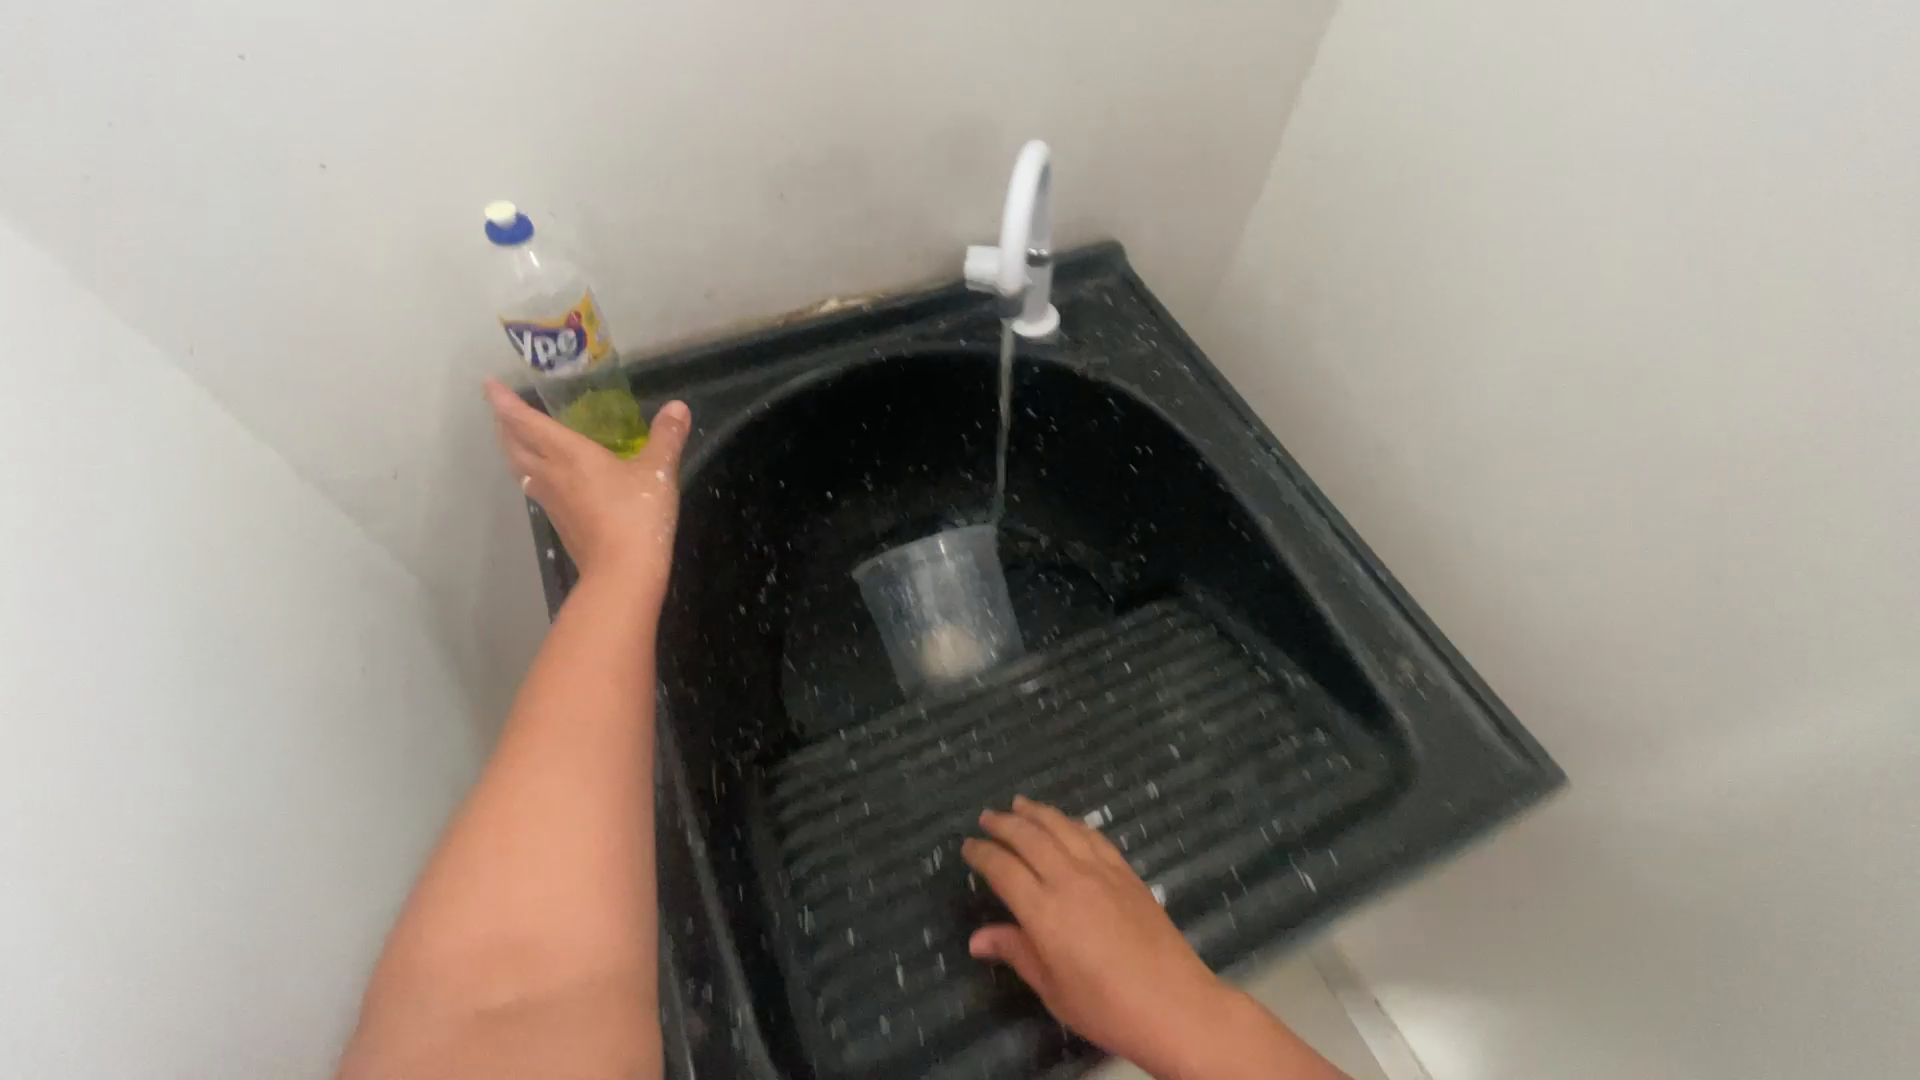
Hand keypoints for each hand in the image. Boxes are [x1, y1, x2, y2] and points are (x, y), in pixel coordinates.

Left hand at [485, 379, 691, 608]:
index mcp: (569, 454)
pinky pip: (536, 489)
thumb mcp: (658, 471)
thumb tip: (678, 407)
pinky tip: (548, 478)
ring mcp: (552, 502)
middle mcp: (551, 474)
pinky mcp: (561, 523)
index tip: (489, 386)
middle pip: (514, 445)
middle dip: (505, 425)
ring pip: (521, 469)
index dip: (506, 403)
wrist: (623, 570)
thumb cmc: (637, 514)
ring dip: (514, 451)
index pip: (527, 422)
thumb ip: (667, 437)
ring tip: (518, 440)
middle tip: (503, 411)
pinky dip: (533, 474)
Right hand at [960, 796, 1233, 1071]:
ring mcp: (1100, 871)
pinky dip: (1072, 822)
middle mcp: (1068, 879)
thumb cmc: (1105, 1006)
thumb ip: (1015, 952)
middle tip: (986, 817)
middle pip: (1029, 838)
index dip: (982, 854)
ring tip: (1019, 803)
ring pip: (1061, 827)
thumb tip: (977, 938)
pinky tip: (1065, 822)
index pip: (1003, 869)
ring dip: (1036, 812)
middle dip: (1004, 824)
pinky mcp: (1125, 872)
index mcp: (1043, 911)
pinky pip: (1092, 835)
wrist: (1174, 1004)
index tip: (968, 846)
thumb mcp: (1052, 988)